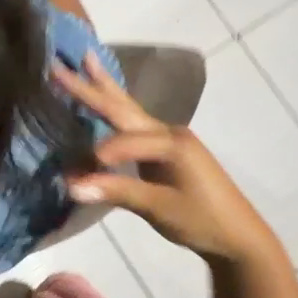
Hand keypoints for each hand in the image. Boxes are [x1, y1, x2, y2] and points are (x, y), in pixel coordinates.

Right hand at [54, 53, 279, 263]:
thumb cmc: (202, 221)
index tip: (74, 177)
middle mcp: (169, 133)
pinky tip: (108, 99)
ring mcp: (169, 139)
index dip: (96, 155)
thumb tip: (70, 184)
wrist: (238, 237)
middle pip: (122, 107)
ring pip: (129, 109)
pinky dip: (116, 108)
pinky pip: (134, 124)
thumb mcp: (159, 207)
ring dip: (105, 88)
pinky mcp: (167, 152)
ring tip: (87, 60)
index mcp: (171, 143)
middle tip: (59, 66)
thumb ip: (116, 191)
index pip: (122, 141)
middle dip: (91, 86)